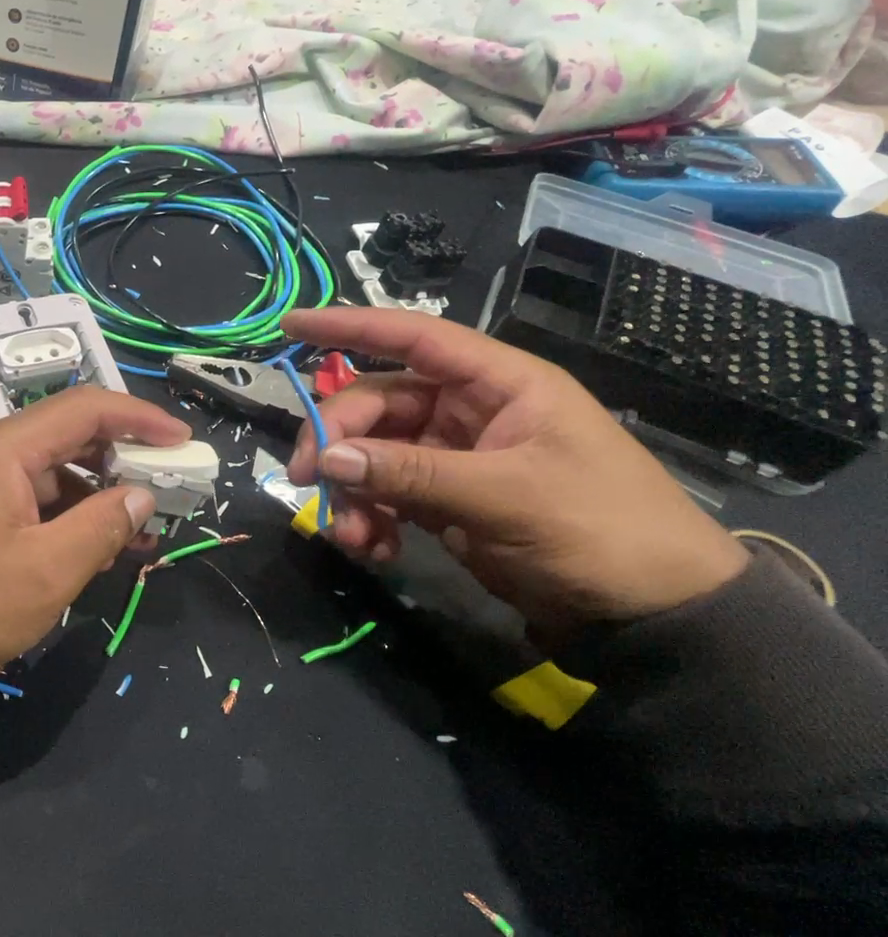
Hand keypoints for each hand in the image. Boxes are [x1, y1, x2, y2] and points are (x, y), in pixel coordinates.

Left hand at [0, 387, 187, 672]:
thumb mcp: (47, 571)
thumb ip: (101, 525)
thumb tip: (141, 494)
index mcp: (3, 448)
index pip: (85, 408)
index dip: (141, 418)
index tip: (184, 441)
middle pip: (67, 436)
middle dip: (122, 462)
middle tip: (168, 495)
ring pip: (49, 471)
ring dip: (94, 497)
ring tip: (137, 539)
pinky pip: (25, 496)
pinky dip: (62, 515)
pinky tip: (91, 548)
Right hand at [283, 307, 748, 635]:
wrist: (650, 615)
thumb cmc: (600, 531)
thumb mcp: (507, 497)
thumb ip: (412, 473)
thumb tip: (328, 458)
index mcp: (500, 385)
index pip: (414, 338)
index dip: (350, 326)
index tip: (290, 325)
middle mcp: (470, 411)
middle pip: (377, 404)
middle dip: (337, 439)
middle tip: (308, 479)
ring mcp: (453, 457)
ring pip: (371, 453)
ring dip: (349, 491)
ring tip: (350, 535)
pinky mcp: (443, 499)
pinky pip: (383, 494)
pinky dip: (368, 518)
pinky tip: (373, 548)